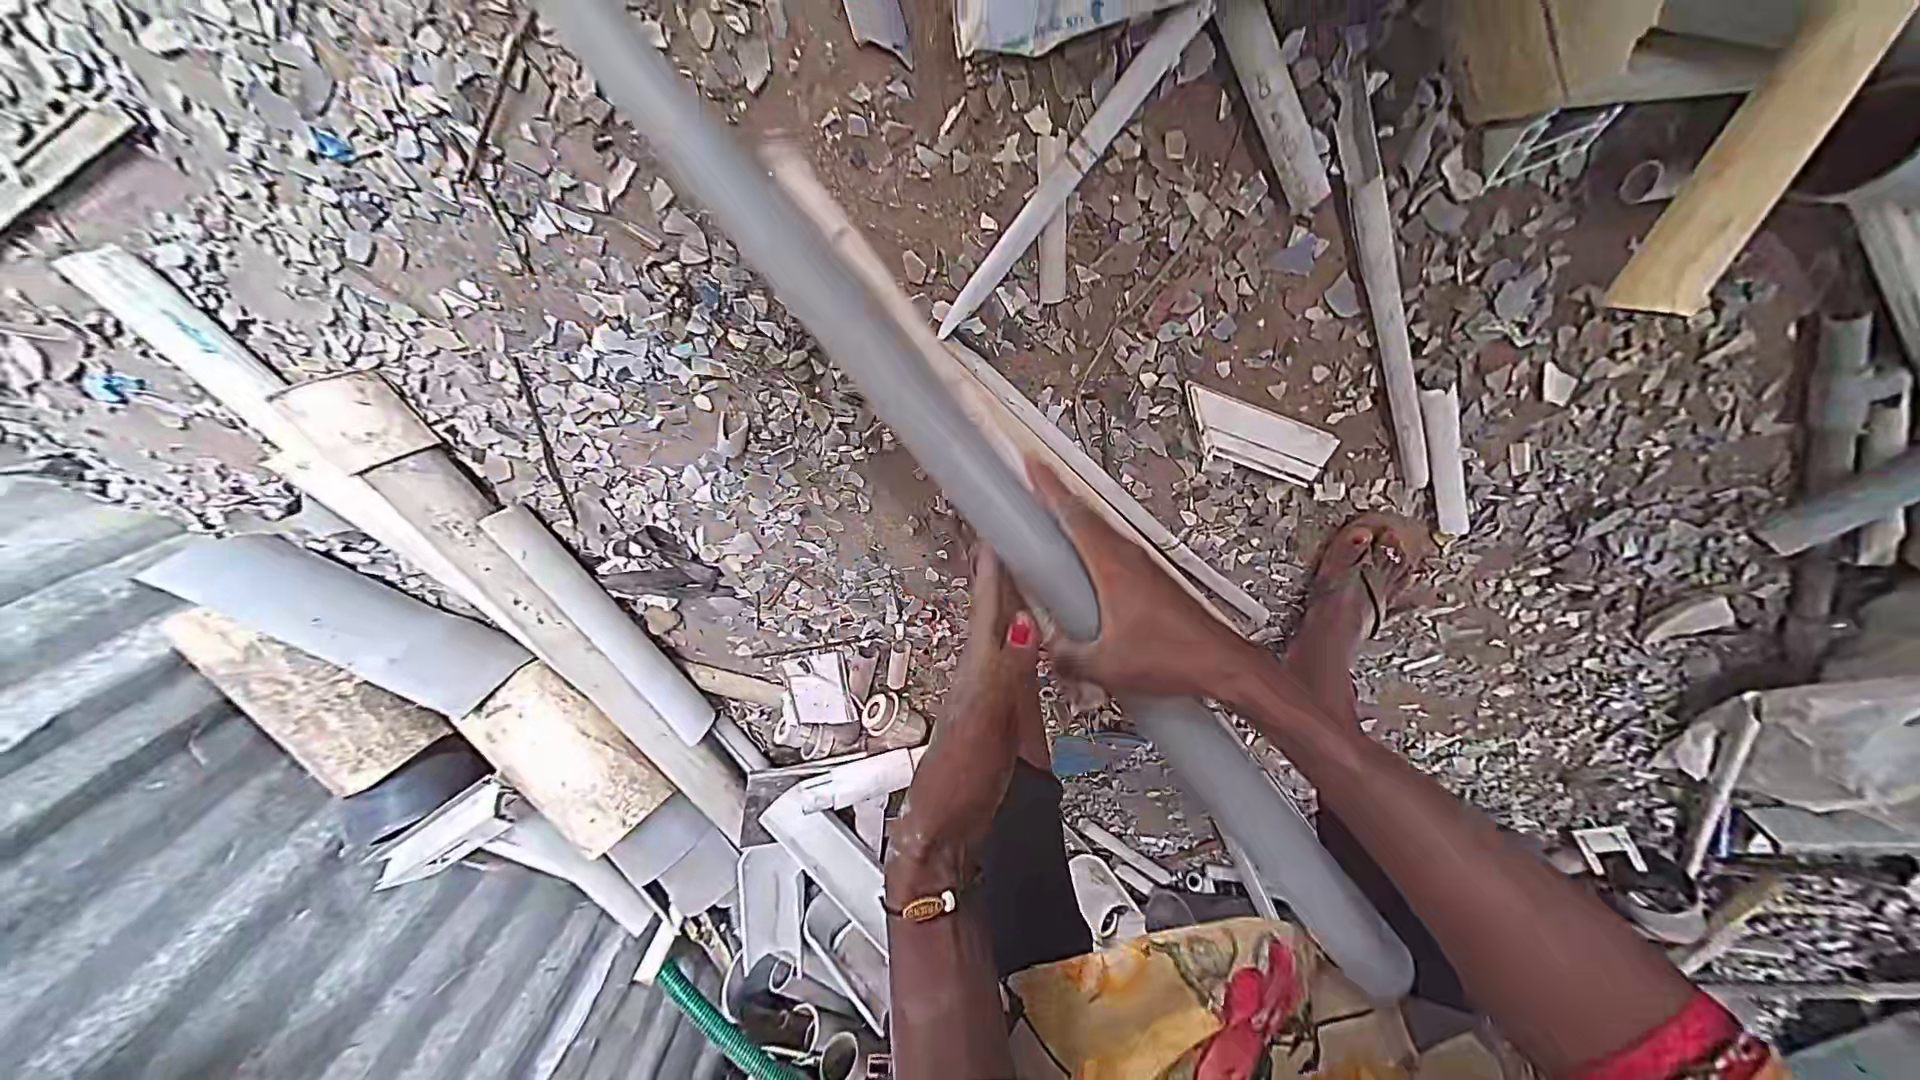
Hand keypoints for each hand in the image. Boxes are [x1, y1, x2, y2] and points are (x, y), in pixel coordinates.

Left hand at [886, 545, 1039, 901]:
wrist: (952, 824)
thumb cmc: (955, 776)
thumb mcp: (985, 720)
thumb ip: (1009, 671)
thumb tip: (1026, 622)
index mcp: (978, 663)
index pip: (989, 601)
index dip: (993, 563)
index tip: (1000, 525)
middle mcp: (988, 668)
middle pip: (1001, 609)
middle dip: (1009, 570)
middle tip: (1020, 533)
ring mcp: (1000, 687)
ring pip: (1015, 631)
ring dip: (1022, 598)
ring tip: (1033, 569)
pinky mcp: (1015, 708)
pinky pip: (1029, 661)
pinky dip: (1036, 637)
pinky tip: (1042, 631)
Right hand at [1026, 459, 1266, 701]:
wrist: (1222, 666)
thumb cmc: (1179, 657)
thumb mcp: (1106, 664)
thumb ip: (1066, 655)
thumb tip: (1049, 648)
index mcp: (1113, 566)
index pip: (1075, 514)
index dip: (1050, 487)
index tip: (1033, 466)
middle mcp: (1130, 557)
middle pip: (1087, 516)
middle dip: (1058, 498)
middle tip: (1036, 486)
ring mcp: (1144, 566)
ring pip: (1102, 533)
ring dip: (1076, 523)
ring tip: (1054, 521)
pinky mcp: (1152, 580)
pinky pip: (1115, 552)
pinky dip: (1094, 548)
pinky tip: (1086, 567)